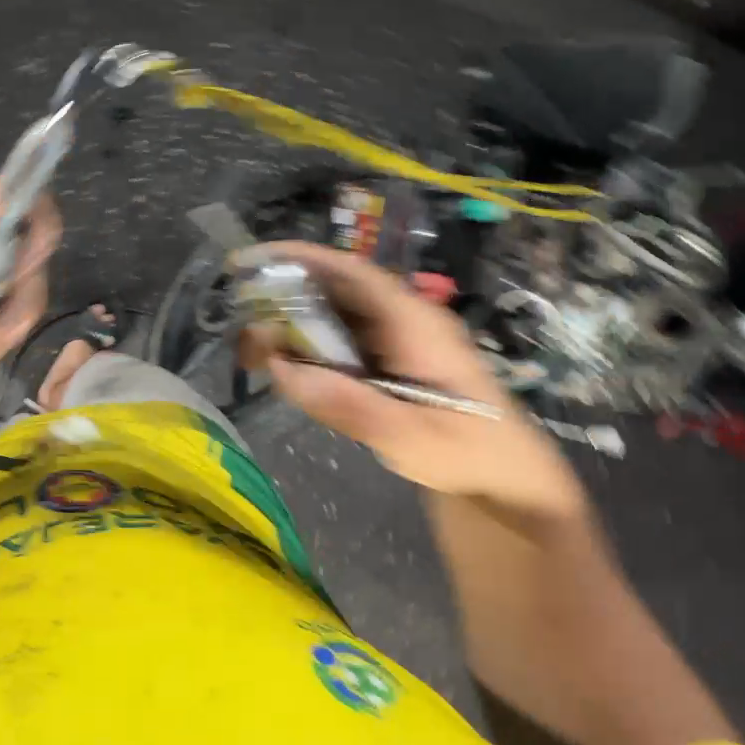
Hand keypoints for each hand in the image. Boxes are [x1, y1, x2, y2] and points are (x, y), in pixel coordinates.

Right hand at [238, 242, 585, 520]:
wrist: (506, 486)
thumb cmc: (470, 456)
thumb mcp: (413, 438)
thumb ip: (351, 405)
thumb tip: (281, 369)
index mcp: (415, 324)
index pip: (354, 273)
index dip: (304, 258)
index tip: (255, 260)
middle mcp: (400, 322)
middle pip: (333, 291)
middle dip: (281, 297)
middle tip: (238, 322)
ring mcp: (389, 343)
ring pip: (327, 316)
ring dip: (285, 326)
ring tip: (248, 353)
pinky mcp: (380, 364)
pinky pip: (332, 342)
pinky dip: (299, 349)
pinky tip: (277, 369)